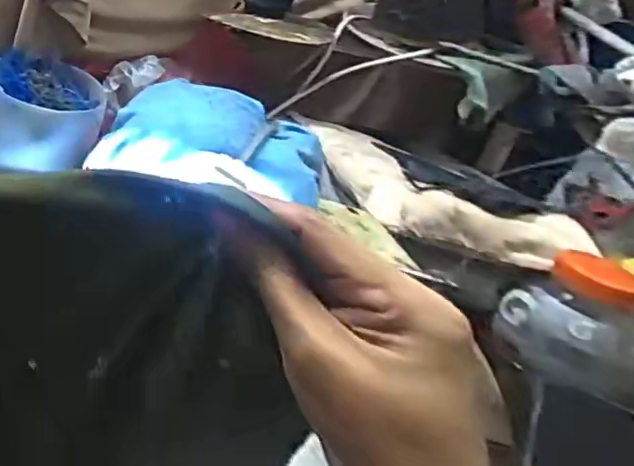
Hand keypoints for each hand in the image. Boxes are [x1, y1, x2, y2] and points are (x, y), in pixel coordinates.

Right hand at [226, 197, 496, 465]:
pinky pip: (343, 295)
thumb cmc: (371, 435)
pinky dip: (304, 284)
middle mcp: (418, 297)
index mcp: (409, 297)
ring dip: (284, 257)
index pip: (322, 233)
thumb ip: (274, 280)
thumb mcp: (314, 354)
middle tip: (219, 218)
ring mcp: (413, 321)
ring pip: (334, 271)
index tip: (216, 198)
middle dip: (272, 232)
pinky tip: (270, 275)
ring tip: (234, 238)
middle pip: (330, 249)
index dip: (265, 210)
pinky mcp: (400, 341)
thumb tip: (231, 222)